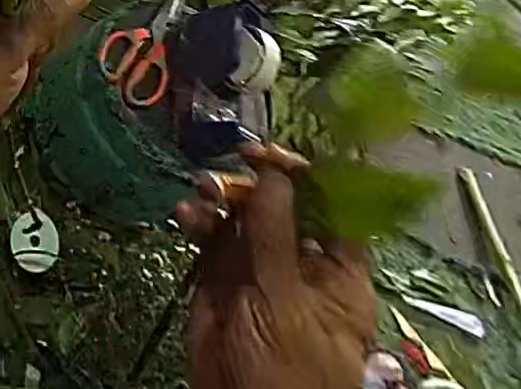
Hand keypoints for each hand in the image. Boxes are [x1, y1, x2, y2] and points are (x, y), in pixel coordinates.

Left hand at [0, 0, 91, 183]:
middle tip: (35, 51)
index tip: (61, 11)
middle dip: (46, 29)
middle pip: (38, 1)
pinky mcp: (0, 53)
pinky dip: (33, 63)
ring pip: (37, 28)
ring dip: (40, 50)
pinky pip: (30, 49)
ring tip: (27, 68)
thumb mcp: (12, 44)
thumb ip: (45, 14)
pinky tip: (26, 78)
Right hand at [176, 143, 375, 388]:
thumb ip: (275, 234)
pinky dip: (197, 217)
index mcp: (334, 272)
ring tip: (203, 192)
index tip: (273, 152)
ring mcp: (256, 263)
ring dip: (221, 194)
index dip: (306, 175)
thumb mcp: (285, 301)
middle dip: (255, 181)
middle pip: (280, 202)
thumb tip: (276, 173)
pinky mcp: (220, 269)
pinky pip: (210, 229)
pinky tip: (186, 216)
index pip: (331, 209)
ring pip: (241, 210)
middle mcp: (296, 260)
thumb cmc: (287, 372)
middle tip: (234, 166)